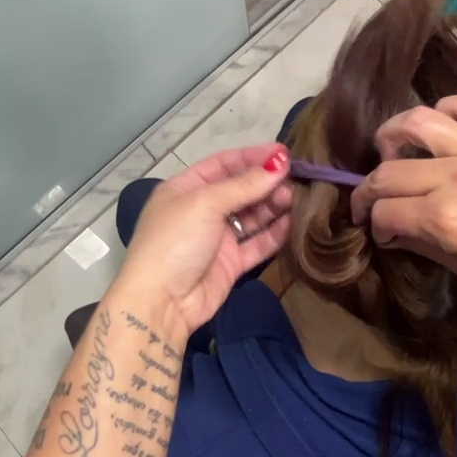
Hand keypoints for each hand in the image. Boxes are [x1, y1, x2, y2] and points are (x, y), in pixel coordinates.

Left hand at [111, 144, 294, 336]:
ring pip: (252, 216)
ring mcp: (217, 238)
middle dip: (266, 182)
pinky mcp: (231, 263)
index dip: (253, 157)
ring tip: (294, 197)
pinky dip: (275, 233)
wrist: (161, 303)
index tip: (284, 153)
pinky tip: (293, 221)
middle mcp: (202, 210)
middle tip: (295, 177)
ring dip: (273, 205)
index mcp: (186, 188)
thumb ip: (244, 185)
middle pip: (241, 189)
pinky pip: (258, 243)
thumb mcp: (204, 204)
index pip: (224, 164)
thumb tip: (279, 162)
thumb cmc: (174, 242)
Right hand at [348, 95, 456, 317]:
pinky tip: (440, 128)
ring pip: (416, 122)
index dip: (373, 225)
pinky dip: (444, 110)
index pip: (385, 212)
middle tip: (371, 202)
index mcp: (446, 221)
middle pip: (390, 172)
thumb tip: (393, 234)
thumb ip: (426, 246)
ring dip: (391, 136)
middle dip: (368, 191)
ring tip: (391, 151)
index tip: (379, 232)